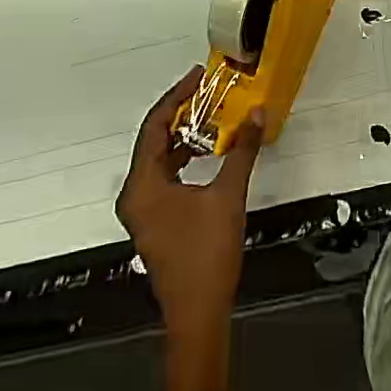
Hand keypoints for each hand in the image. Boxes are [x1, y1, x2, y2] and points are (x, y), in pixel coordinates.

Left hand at [116, 65, 264, 332]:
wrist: (199, 314)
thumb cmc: (207, 255)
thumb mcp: (228, 196)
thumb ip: (242, 151)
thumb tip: (256, 115)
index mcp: (142, 183)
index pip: (155, 125)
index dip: (176, 96)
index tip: (197, 76)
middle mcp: (134, 193)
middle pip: (154, 140)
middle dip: (180, 114)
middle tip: (206, 92)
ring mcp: (141, 210)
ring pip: (158, 159)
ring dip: (183, 137)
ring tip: (209, 117)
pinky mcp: (153, 221)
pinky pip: (163, 177)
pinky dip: (182, 160)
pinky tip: (205, 154)